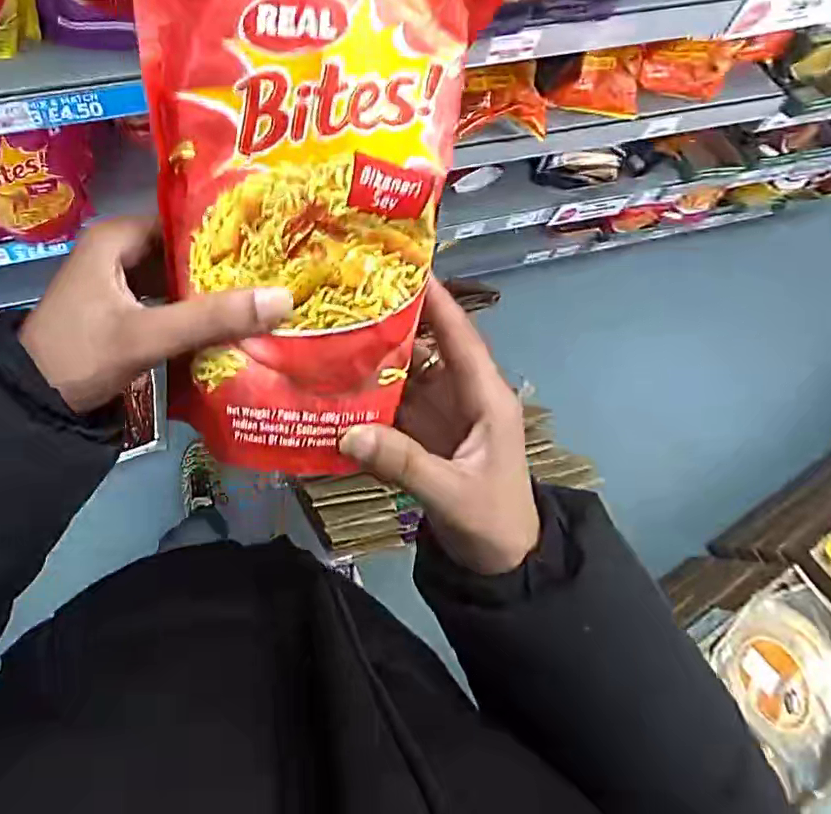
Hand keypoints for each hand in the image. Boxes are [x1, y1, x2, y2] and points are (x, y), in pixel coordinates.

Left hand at [20, 216, 292, 412]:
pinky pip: (163, 299)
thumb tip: (284, 298)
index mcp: (115, 238)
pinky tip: (225, 321)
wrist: (33, 405)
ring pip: (173, 278)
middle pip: (179, 251)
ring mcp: (116, 281)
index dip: (223, 233)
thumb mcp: (147, 336)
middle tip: (272, 272)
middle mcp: (115, 250)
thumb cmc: (81, 356)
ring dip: (207, 290)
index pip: (180, 222)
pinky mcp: (120, 308)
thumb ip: (211, 318)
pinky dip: (189, 309)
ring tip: (259, 294)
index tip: (266, 244)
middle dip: (220, 265)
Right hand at [338, 281, 537, 575]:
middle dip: (391, 319)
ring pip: (403, 369)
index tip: (406, 266)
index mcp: (485, 396)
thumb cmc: (493, 522)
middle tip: (346, 295)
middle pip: (425, 345)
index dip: (437, 300)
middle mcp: (460, 392)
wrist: (500, 564)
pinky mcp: (419, 428)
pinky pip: (390, 398)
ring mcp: (438, 410)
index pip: (460, 336)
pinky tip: (333, 378)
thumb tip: (346, 431)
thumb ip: (403, 462)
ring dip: (372, 352)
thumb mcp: (453, 493)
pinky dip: (365, 388)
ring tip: (330, 328)